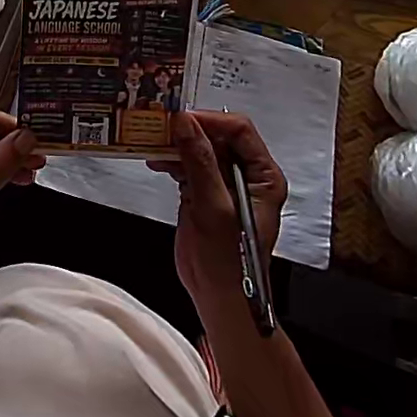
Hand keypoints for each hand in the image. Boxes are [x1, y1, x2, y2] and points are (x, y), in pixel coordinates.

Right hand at [147, 111, 286, 315]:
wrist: (219, 298)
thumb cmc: (229, 261)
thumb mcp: (215, 207)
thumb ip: (200, 161)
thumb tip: (185, 123)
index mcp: (263, 175)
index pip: (240, 131)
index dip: (210, 121)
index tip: (182, 118)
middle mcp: (246, 175)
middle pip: (217, 136)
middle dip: (189, 130)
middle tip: (161, 126)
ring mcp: (223, 183)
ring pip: (199, 148)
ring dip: (176, 144)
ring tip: (153, 143)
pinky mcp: (203, 192)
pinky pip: (187, 164)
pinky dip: (171, 160)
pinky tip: (155, 160)